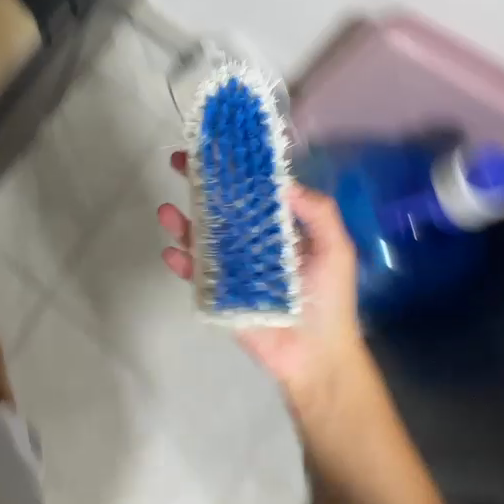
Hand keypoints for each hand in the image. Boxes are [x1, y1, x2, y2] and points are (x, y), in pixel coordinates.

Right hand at [157, 151, 368, 408]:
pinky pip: (193, 273)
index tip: (213, 145)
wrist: (318, 357)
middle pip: (217, 205)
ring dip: (180, 221)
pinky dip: (180, 262)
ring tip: (167, 212)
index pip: (249, 189)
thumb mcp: (336, 249)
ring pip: (198, 236)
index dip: (230, 167)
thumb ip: (318, 212)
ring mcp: (229, 266)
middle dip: (196, 183)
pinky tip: (172, 253)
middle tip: (177, 162)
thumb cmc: (330, 300)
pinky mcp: (217, 294)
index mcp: (274, 227)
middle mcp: (248, 240)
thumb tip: (282, 181)